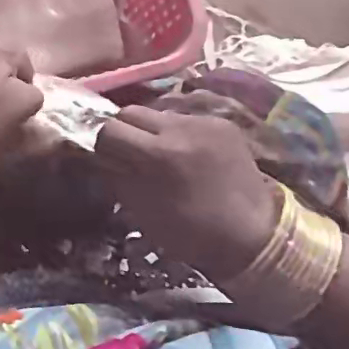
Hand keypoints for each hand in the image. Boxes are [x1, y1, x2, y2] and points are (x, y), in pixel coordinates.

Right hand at [94, 106, 278, 278]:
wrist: (253, 236)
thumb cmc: (189, 232)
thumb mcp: (140, 208)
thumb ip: (115, 174)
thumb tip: (96, 156)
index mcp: (158, 154)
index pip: (109, 128)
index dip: (100, 143)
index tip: (102, 156)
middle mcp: (181, 128)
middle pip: (130, 112)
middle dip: (122, 131)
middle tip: (125, 153)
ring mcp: (205, 122)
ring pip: (157, 113)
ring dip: (149, 131)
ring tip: (156, 155)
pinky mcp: (223, 123)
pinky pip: (185, 119)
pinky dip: (176, 134)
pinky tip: (184, 155)